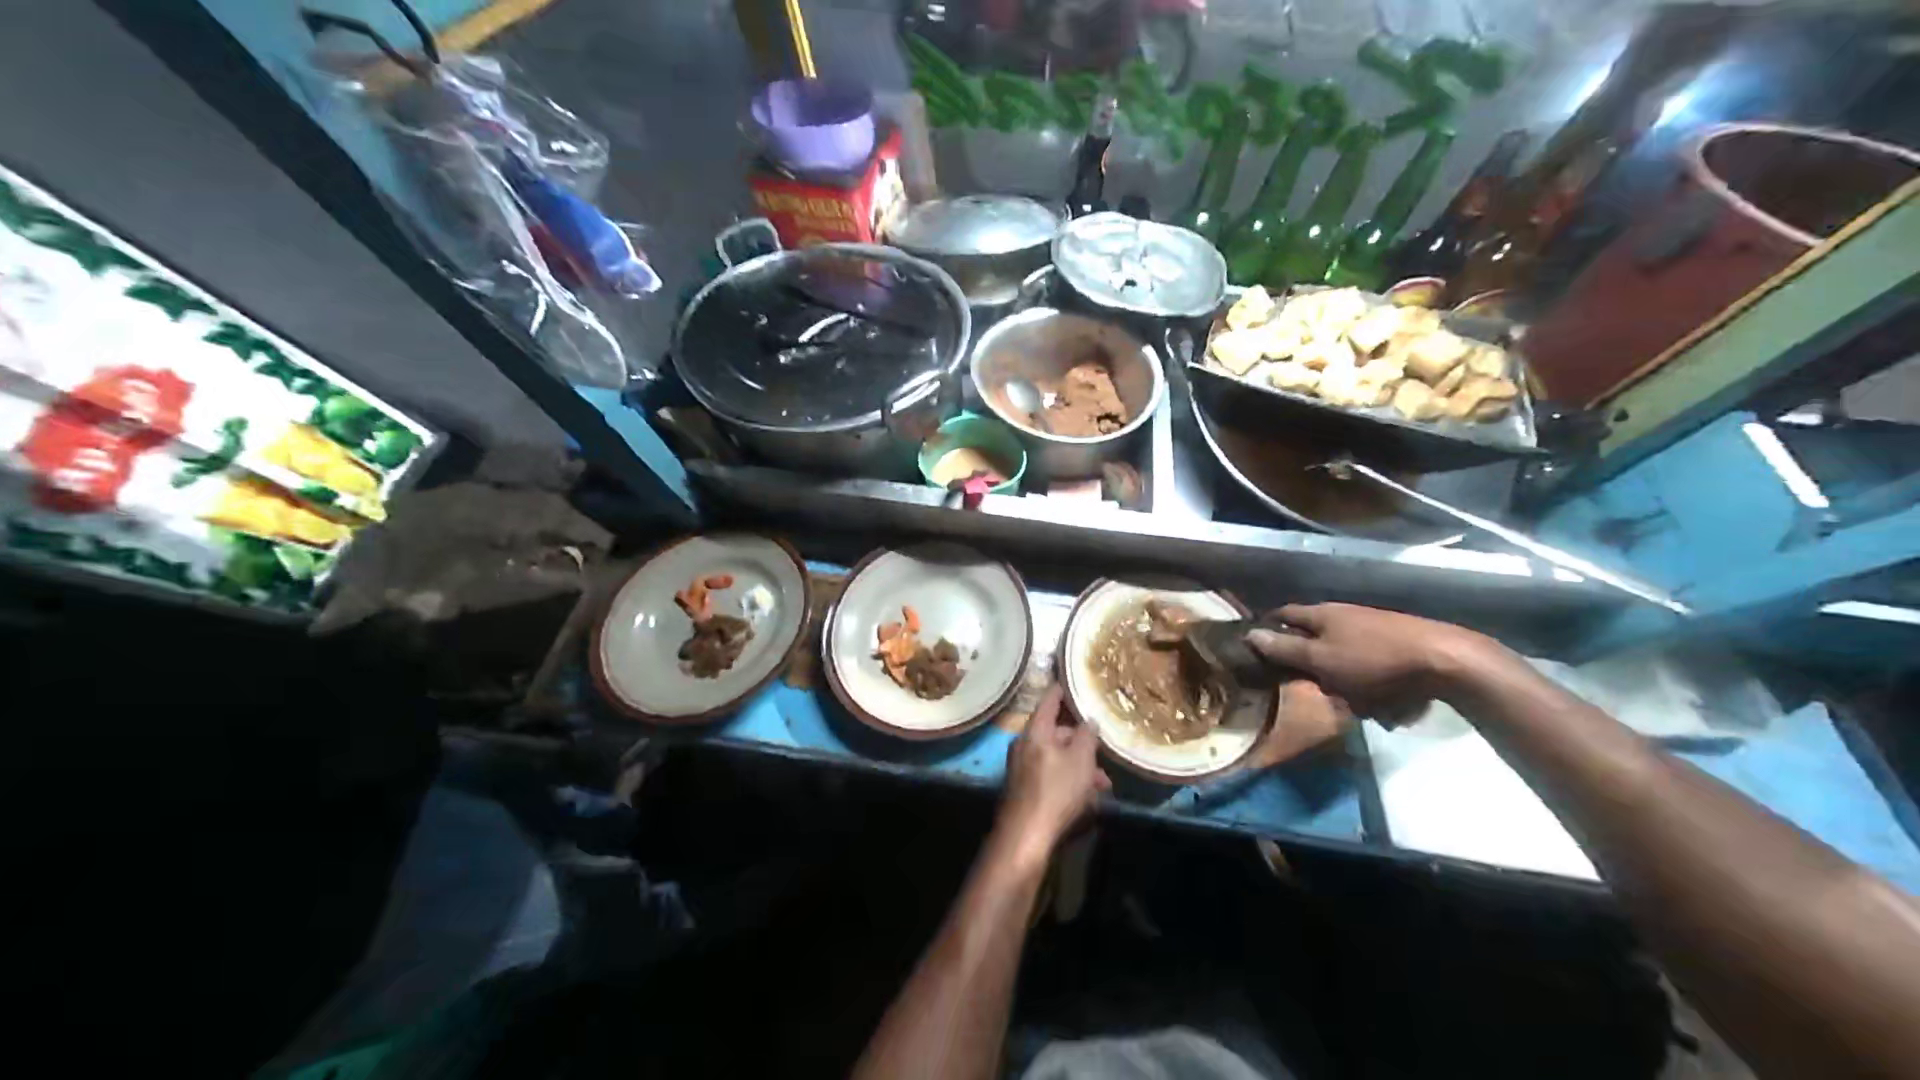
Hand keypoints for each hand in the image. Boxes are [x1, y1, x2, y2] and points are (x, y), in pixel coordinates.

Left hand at [997, 684, 1108, 863]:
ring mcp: (1021, 766)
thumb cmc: (1056, 791)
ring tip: (1102, 783)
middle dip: (1080, 741)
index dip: (1062, 691)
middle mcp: (1024, 744)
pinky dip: (1068, 778)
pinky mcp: (1023, 788)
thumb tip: (1088, 720)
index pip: (1049, 701)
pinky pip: (1049, 773)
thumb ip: (1086, 736)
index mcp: (1035, 731)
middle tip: (1102, 751)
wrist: (1026, 835)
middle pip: (1055, 732)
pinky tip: (1086, 797)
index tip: (1072, 682)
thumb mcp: (1080, 760)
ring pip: (1055, 756)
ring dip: (1079, 765)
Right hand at [1246, 603, 1506, 713]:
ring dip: (1340, 674)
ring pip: (1342, 652)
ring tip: (1348, 701)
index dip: (1268, 628)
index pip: (1283, 614)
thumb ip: (1284, 649)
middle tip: (1306, 686)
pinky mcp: (1397, 641)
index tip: (1257, 650)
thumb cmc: (1372, 661)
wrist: (1446, 661)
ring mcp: (1372, 626)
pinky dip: (1367, 679)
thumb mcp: (1320, 659)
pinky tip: (1379, 700)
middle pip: (1313, 636)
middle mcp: (1344, 613)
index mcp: (1320, 613)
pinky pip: (1370, 662)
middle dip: (1308, 661)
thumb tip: (1249, 634)